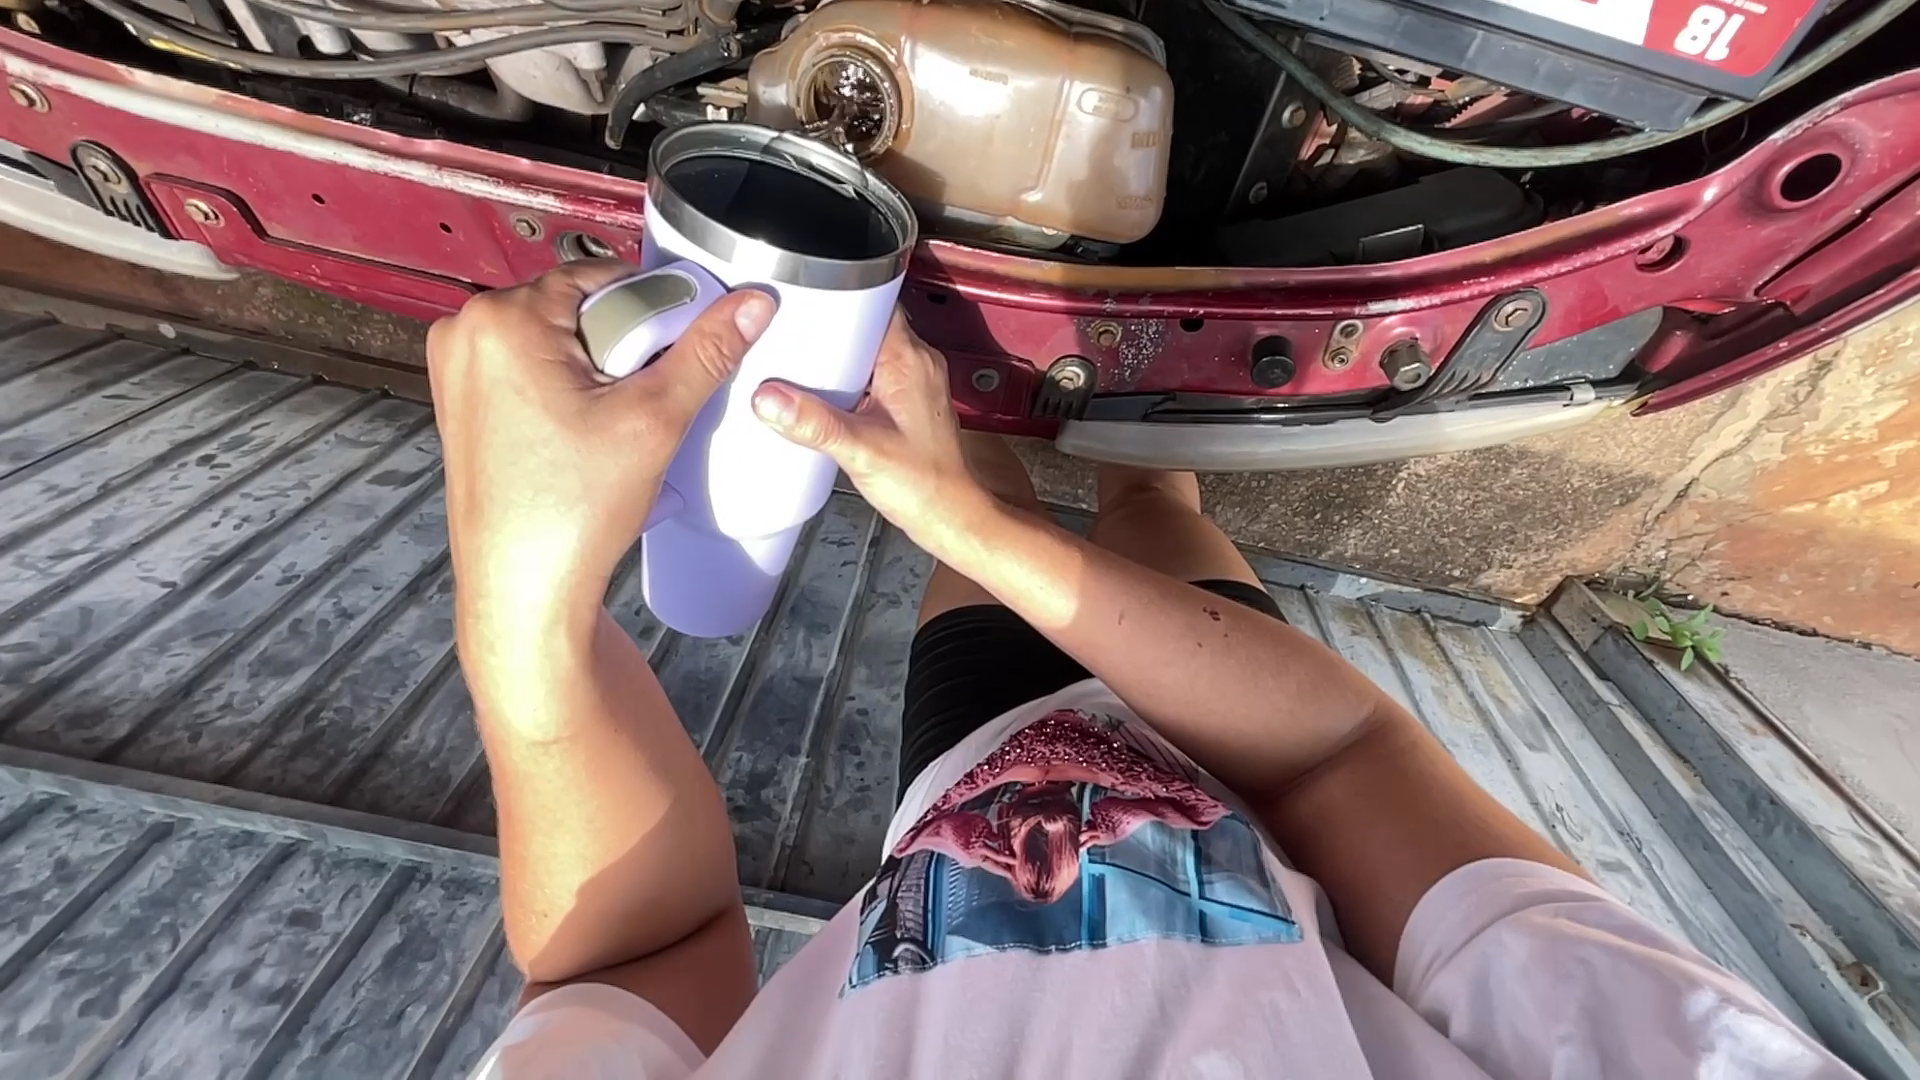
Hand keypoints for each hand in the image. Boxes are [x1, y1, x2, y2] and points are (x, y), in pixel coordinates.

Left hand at [429, 261, 774, 640]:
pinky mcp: (467, 404)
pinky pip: (537, 371)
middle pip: (583, 308)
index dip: (661, 312)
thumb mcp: (655, 420)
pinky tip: (594, 434)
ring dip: (606, 369)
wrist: (525, 587)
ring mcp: (460, 370)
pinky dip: (575, 389)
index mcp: (502, 319)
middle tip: (652, 402)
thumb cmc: (572, 509)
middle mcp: (466, 332)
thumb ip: (707, 353)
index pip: (609, 279)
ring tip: (624, 425)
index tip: (686, 355)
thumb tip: (752, 304)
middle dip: (631, 346)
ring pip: (562, 341)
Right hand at [750, 310, 992, 556]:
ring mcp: (917, 383)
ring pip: (871, 350)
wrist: (949, 516)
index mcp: (909, 360)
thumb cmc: (924, 485)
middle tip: (792, 338)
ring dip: (840, 357)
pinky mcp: (911, 403)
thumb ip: (813, 424)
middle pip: (868, 324)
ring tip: (802, 366)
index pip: (875, 301)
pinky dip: (851, 380)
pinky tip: (828, 397)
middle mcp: (918, 364)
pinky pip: (876, 374)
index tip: (805, 299)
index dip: (839, 294)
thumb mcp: (860, 451)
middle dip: (831, 328)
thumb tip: (769, 398)